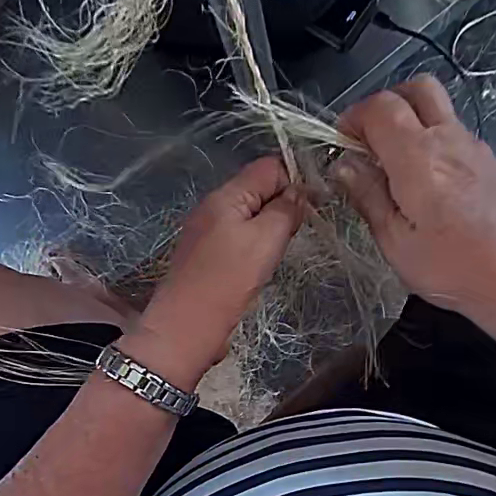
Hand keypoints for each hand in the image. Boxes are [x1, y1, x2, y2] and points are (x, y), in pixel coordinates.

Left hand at [120, 157, 305, 386]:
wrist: (185, 328)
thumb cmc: (227, 281)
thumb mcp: (265, 240)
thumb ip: (285, 210)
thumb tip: (299, 192)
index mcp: (225, 195)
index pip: (268, 167)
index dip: (294, 182)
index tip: (310, 211)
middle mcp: (212, 207)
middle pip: (258, 190)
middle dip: (282, 207)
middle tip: (295, 235)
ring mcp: (206, 232)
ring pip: (249, 216)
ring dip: (269, 229)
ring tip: (276, 254)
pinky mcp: (205, 256)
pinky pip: (237, 238)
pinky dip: (253, 246)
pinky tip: (257, 267)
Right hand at [334, 76, 495, 343]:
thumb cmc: (448, 266)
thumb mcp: (394, 240)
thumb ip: (368, 196)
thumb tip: (344, 165)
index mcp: (417, 155)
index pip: (381, 107)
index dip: (354, 117)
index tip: (341, 144)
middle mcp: (448, 139)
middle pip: (417, 89)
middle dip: (386, 104)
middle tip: (369, 141)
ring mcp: (474, 147)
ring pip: (439, 109)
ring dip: (411, 123)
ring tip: (394, 166)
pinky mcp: (489, 162)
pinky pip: (455, 134)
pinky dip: (432, 141)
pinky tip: (426, 182)